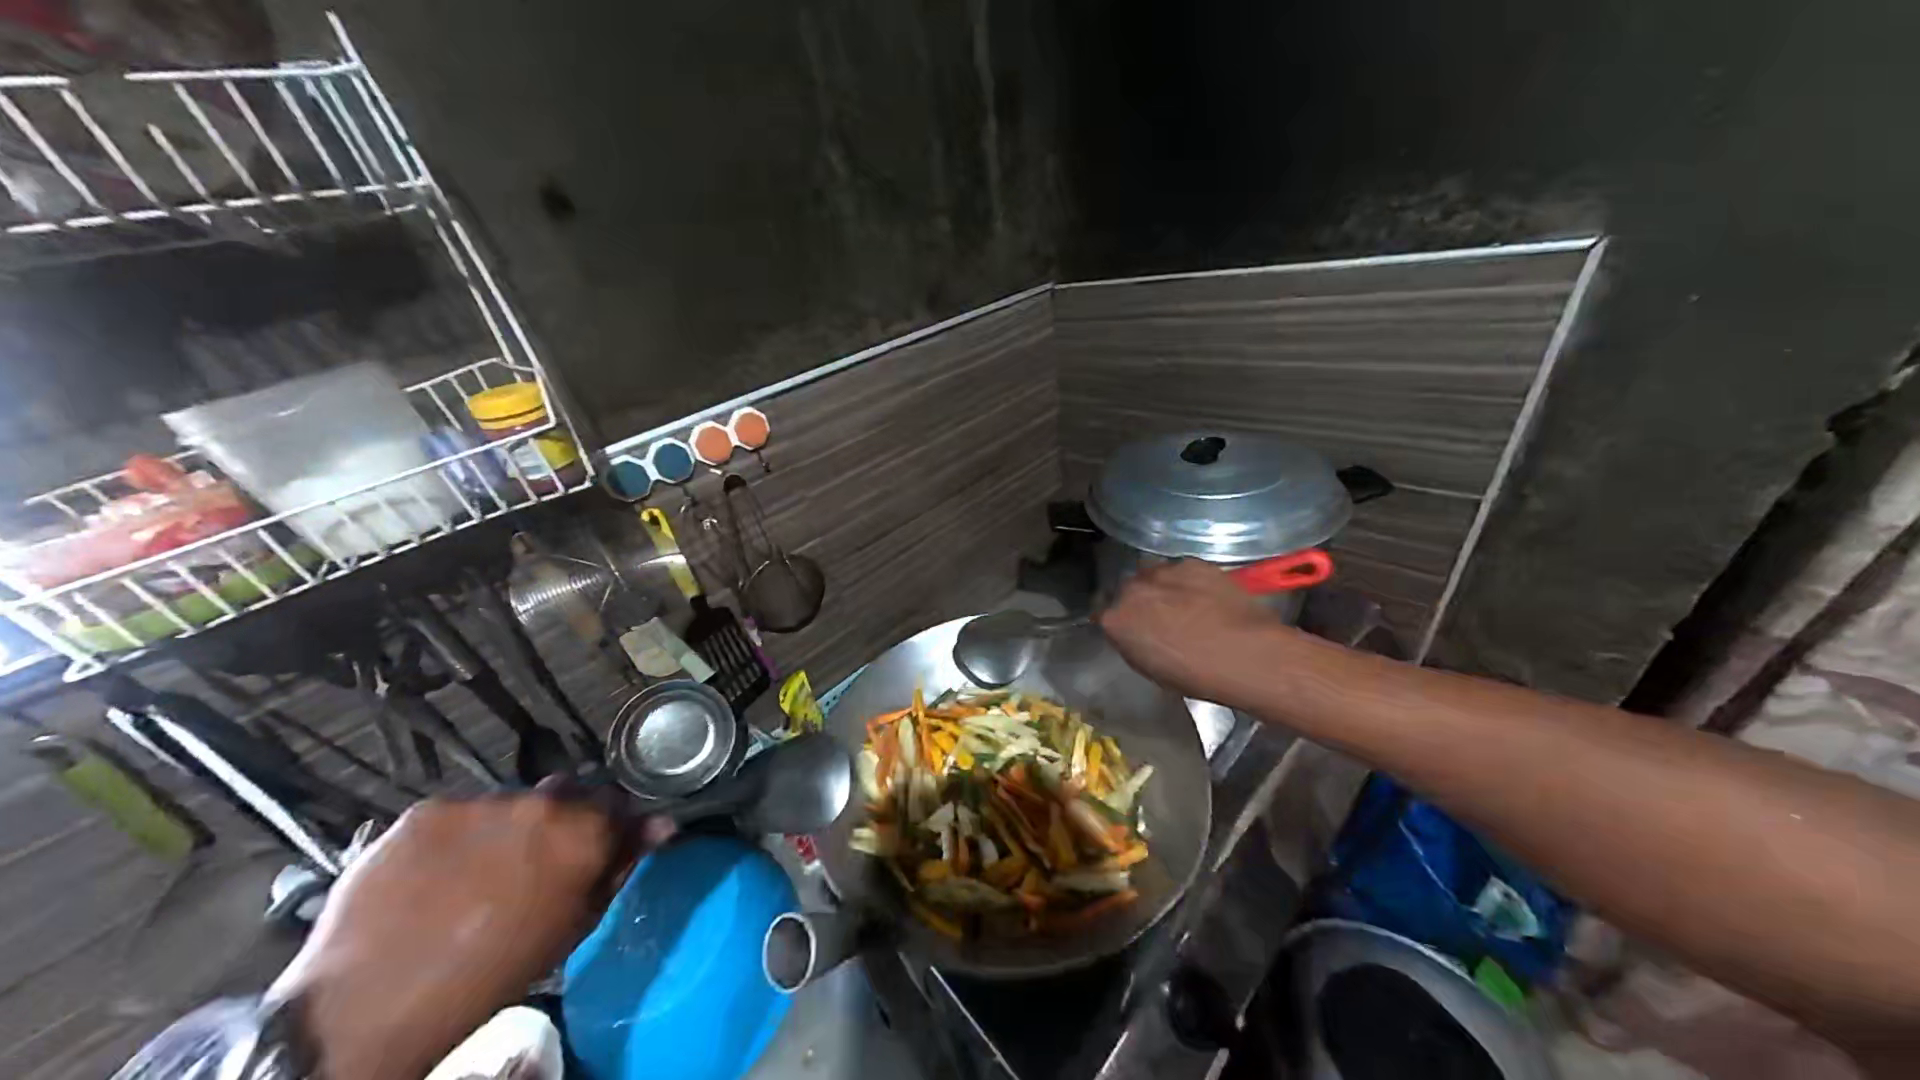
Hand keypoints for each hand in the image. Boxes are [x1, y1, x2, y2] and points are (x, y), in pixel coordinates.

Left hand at [269, 793, 671, 1079]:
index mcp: (583, 830)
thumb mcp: (574, 924)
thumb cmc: (495, 973)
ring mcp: (480, 801)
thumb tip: (660, 824)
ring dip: (506, 826)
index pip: (615, 802)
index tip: (596, 845)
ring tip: (476, 872)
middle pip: (564, 793)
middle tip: (533, 861)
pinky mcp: (427, 809)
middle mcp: (540, 801)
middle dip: (559, 818)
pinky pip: (457, 813)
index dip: (607, 824)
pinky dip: (455, 836)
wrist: (372, 1003)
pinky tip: (436, 873)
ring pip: (508, 802)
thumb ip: (620, 865)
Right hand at [1097, 559, 1292, 703]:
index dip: (1118, 622)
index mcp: (1116, 619)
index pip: (1103, 614)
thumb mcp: (1151, 668)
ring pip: (1153, 575)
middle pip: (1127, 589)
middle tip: (1159, 618)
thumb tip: (1135, 633)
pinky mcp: (1192, 563)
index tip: (1130, 630)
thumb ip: (1133, 643)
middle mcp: (1132, 589)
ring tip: (1183, 605)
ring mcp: (1163, 572)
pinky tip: (1205, 597)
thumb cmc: (1194, 674)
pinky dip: (1187, 581)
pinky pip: (1181, 570)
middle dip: (1138, 601)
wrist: (1243, 652)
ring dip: (1161, 587)